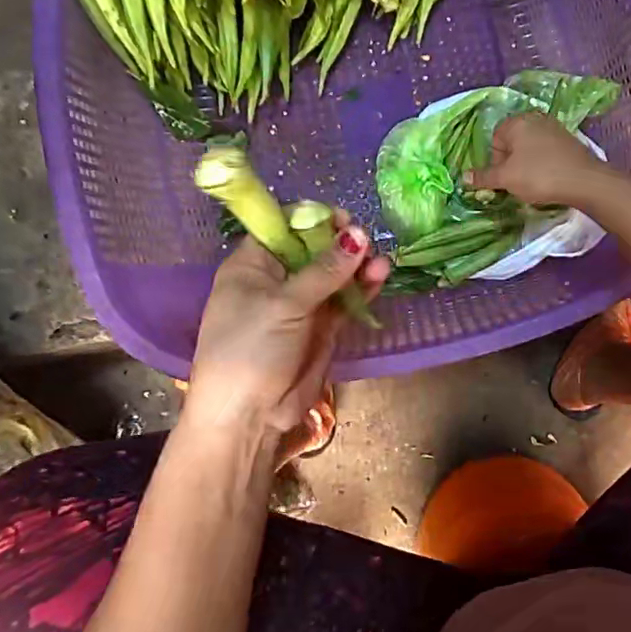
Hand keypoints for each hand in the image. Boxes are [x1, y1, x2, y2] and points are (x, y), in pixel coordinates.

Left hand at [185, 216, 388, 434]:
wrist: (250, 414)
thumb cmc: (250, 349)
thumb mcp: (284, 304)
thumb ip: (325, 270)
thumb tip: (359, 233)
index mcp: (252, 266)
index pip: (283, 228)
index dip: (311, 219)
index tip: (340, 218)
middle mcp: (278, 280)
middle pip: (315, 249)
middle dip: (342, 242)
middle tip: (366, 239)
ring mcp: (303, 304)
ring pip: (336, 275)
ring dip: (358, 265)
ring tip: (380, 260)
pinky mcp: (324, 326)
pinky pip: (347, 299)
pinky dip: (364, 287)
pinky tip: (380, 275)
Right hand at [464, 113, 615, 206]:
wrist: (584, 181)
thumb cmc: (539, 176)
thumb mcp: (507, 179)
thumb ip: (484, 177)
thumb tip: (464, 176)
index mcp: (517, 121)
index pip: (495, 139)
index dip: (496, 162)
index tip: (504, 179)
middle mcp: (535, 118)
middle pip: (513, 142)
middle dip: (512, 163)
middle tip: (518, 183)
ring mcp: (555, 128)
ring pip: (531, 148)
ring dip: (528, 164)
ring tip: (535, 183)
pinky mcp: (570, 140)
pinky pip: (548, 152)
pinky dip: (545, 164)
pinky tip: (550, 179)